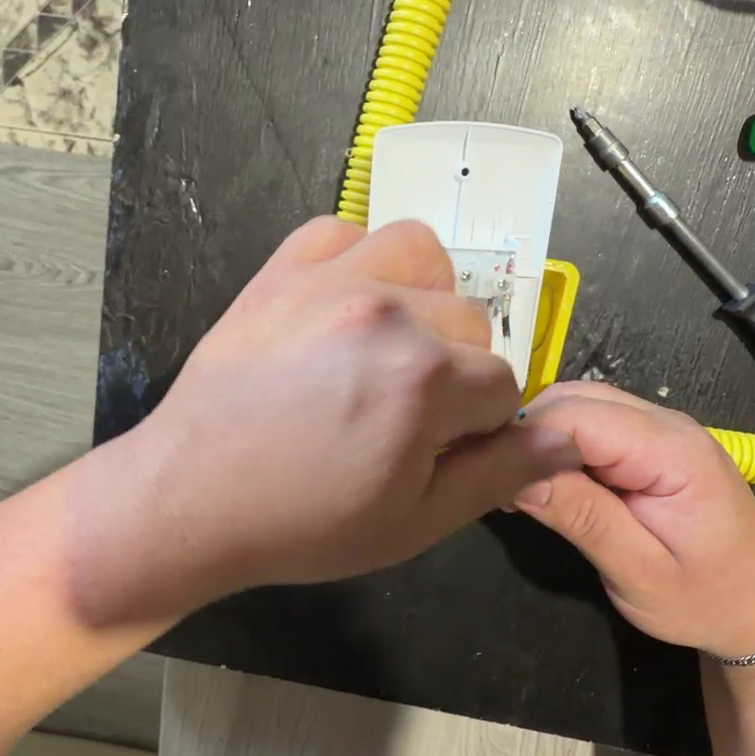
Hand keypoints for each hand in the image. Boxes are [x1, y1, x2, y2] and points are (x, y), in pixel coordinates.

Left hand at [119, 217, 580, 598]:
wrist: (189, 497)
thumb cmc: (300, 524)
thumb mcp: (413, 523)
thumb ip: (499, 474)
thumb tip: (565, 441)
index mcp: (425, 378)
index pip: (504, 385)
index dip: (478, 427)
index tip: (434, 449)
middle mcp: (386, 311)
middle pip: (470, 324)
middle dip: (452, 372)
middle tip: (397, 416)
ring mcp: (328, 279)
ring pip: (423, 259)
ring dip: (421, 302)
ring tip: (384, 350)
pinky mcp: (281, 269)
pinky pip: (345, 231)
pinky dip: (358, 262)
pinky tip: (341, 311)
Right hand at [514, 382, 754, 660]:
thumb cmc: (704, 600)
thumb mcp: (638, 572)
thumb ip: (582, 517)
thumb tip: (516, 475)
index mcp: (671, 452)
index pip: (577, 416)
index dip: (526, 438)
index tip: (492, 480)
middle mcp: (666, 424)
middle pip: (573, 399)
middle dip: (526, 435)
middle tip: (498, 486)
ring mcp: (659, 428)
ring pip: (576, 404)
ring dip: (538, 438)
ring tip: (516, 487)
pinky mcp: (648, 442)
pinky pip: (589, 423)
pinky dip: (556, 444)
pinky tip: (545, 482)